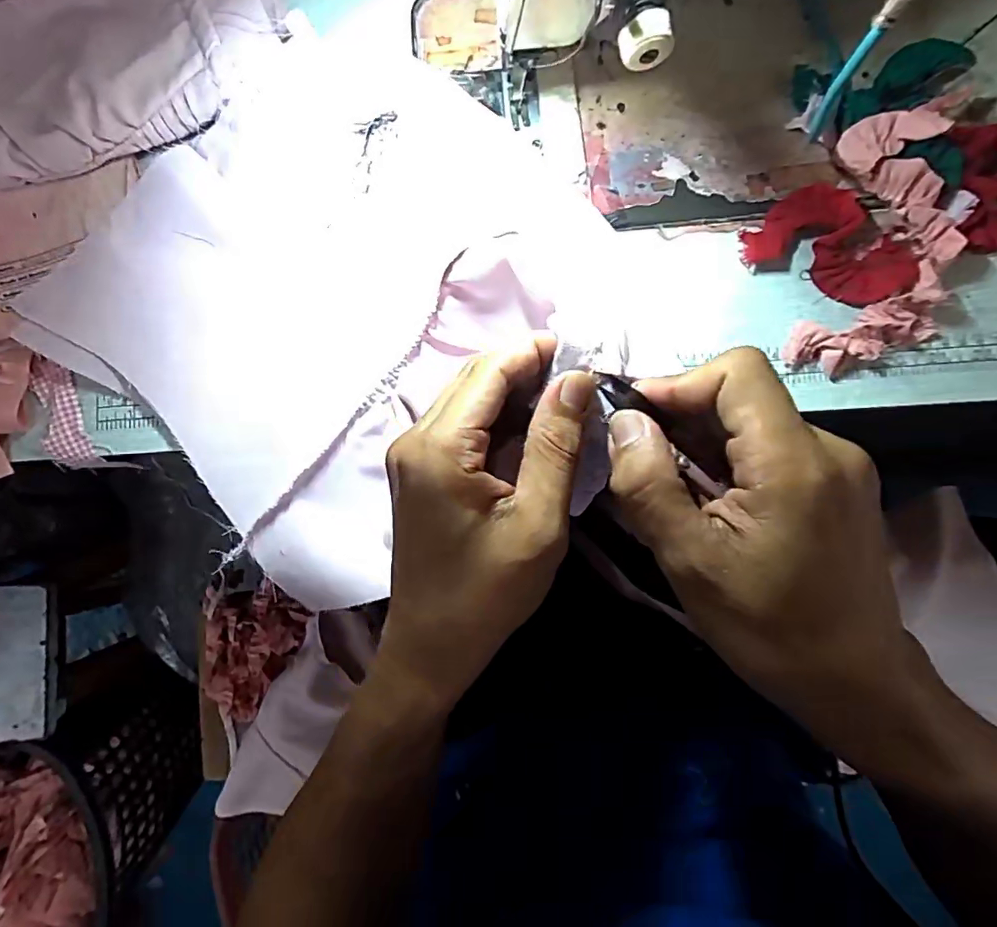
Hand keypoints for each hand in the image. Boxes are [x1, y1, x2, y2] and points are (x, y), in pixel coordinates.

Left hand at [375, 336, 593, 713]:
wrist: (432, 647)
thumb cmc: (489, 593)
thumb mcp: (538, 520)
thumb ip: (556, 445)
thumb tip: (576, 378)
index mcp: (439, 447)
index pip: (489, 371)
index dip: (535, 351)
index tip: (583, 349)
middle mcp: (416, 438)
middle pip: (475, 377)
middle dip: (527, 367)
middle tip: (581, 375)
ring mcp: (413, 453)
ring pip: (469, 397)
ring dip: (516, 391)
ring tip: (567, 398)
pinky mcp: (421, 469)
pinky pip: (464, 424)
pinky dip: (501, 416)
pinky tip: (536, 427)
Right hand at [605, 348, 919, 754]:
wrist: (860, 686)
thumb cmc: (771, 631)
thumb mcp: (691, 563)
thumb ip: (648, 484)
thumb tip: (624, 421)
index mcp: (793, 459)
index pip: (738, 369)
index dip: (681, 383)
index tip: (638, 421)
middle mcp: (827, 447)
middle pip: (745, 395)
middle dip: (684, 418)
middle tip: (642, 461)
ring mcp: (841, 465)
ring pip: (757, 423)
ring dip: (706, 444)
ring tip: (673, 489)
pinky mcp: (841, 485)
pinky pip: (776, 449)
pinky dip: (734, 462)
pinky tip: (713, 503)